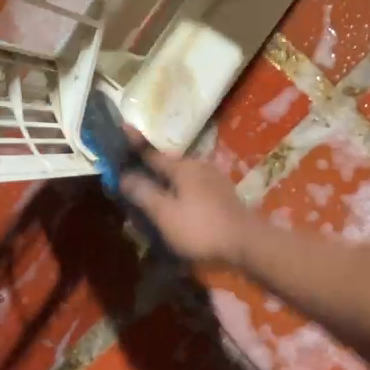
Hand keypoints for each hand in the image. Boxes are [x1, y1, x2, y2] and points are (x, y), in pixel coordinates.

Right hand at [119, 147, 257, 266]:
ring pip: (181, 177)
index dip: (134, 143)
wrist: (246, 242)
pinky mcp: (222, 193)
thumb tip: (124, 175)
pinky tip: (177, 207)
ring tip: (153, 198)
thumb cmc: (201, 228)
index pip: (151, 152)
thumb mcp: (165, 213)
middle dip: (149, 170)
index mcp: (182, 167)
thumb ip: (144, 193)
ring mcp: (213, 179)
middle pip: (167, 165)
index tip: (123, 127)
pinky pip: (193, 187)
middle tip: (131, 179)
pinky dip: (180, 193)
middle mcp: (198, 165)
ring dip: (166, 184)